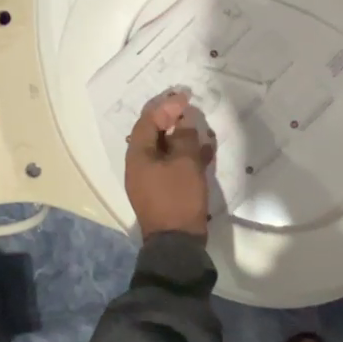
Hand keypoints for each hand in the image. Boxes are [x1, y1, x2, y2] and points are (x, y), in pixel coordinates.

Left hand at [124, 90, 214, 237]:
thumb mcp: (185, 163)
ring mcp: (149, 180)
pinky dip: (185, 157)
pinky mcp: (162, 192)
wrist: (176, 244)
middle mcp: (138, 165)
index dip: (166, 107)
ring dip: (182, 139)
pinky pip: (172, 166)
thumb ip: (185, 137)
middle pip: (154, 135)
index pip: (148, 121)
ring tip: (202, 131)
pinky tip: (205, 153)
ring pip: (165, 150)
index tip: (186, 97)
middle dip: (173, 121)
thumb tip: (183, 119)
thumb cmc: (178, 198)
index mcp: (138, 155)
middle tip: (192, 111)